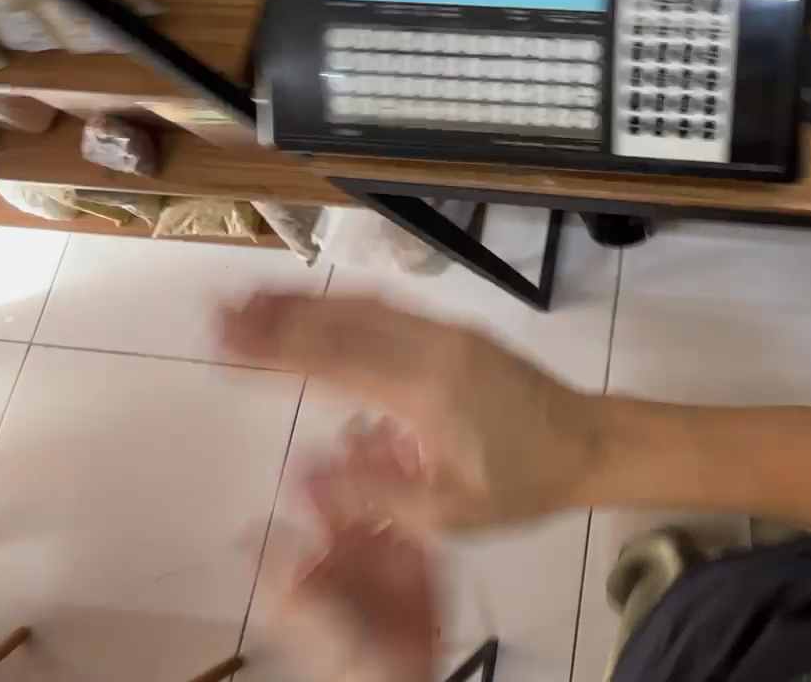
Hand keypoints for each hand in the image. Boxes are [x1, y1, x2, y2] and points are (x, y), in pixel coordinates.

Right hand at [219, 291, 602, 531]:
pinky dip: (352, 303)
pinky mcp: (462, 333)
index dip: (276, 347)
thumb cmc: (522, 485)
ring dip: (313, 300)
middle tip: (223, 308)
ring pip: (371, 306)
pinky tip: (325, 306)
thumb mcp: (449, 512)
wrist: (587, 442)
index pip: (336, 361)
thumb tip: (298, 469)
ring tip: (259, 298)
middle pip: (347, 320)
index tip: (226, 337)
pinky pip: (397, 310)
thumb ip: (373, 491)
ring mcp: (452, 333)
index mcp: (429, 391)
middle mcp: (436, 348)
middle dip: (282, 313)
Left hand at [267, 449, 439, 681]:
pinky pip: (423, 510)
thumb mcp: (297, 609)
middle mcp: (358, 538)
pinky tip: (430, 456)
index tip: (346, 427)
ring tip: (407, 426)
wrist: (389, 678)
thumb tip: (245, 525)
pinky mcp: (423, 549)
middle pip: (363, 485)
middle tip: (379, 417)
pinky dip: (425, 482)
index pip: (330, 494)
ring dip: (398, 461)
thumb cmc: (335, 647)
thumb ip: (279, 564)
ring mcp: (392, 542)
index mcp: (326, 548)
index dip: (335, 462)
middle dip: (368, 453)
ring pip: (393, 491)